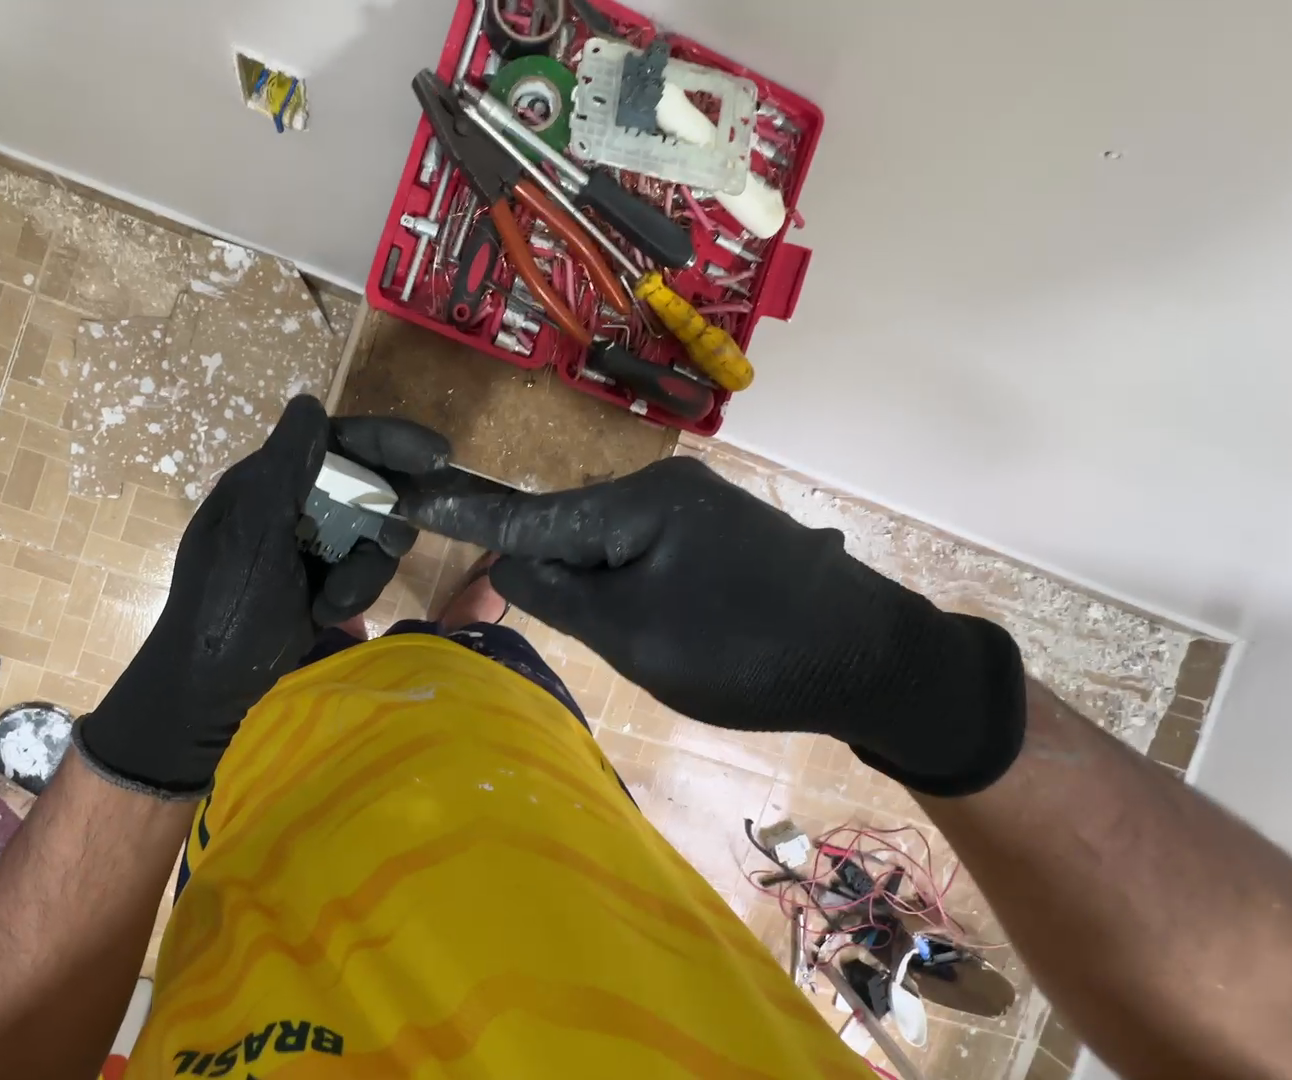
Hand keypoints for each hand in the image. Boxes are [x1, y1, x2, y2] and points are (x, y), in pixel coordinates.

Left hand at [75, 396, 450, 796]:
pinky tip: (325, 613)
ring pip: (369, 535)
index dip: (385, 442)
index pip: (334, 442)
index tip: (433, 455)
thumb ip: (284, 468)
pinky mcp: (321, 583)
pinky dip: (353, 592)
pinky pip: (361, 571)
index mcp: (266, 483)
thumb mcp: (254, 531)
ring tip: (333, 599)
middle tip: (397, 537)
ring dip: (362, 569)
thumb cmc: (225, 605)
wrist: (210, 689)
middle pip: (362, 489)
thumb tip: (309, 401)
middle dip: (379, 519)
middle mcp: (291, 506)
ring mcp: (308, 548)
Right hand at [402, 457, 1026, 795]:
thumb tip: (508, 561)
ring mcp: (699, 505)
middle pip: (573, 529)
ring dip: (601, 588)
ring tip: (643, 638)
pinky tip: (665, 621)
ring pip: (612, 545)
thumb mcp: (636, 636)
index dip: (468, 513)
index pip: (531, 513)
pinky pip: (648, 552)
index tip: (413, 495)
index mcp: (639, 502)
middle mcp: (665, 487)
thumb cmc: (747, 654)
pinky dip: (634, 585)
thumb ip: (562, 596)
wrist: (878, 662)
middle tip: (582, 627)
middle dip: (557, 575)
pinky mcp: (722, 530)